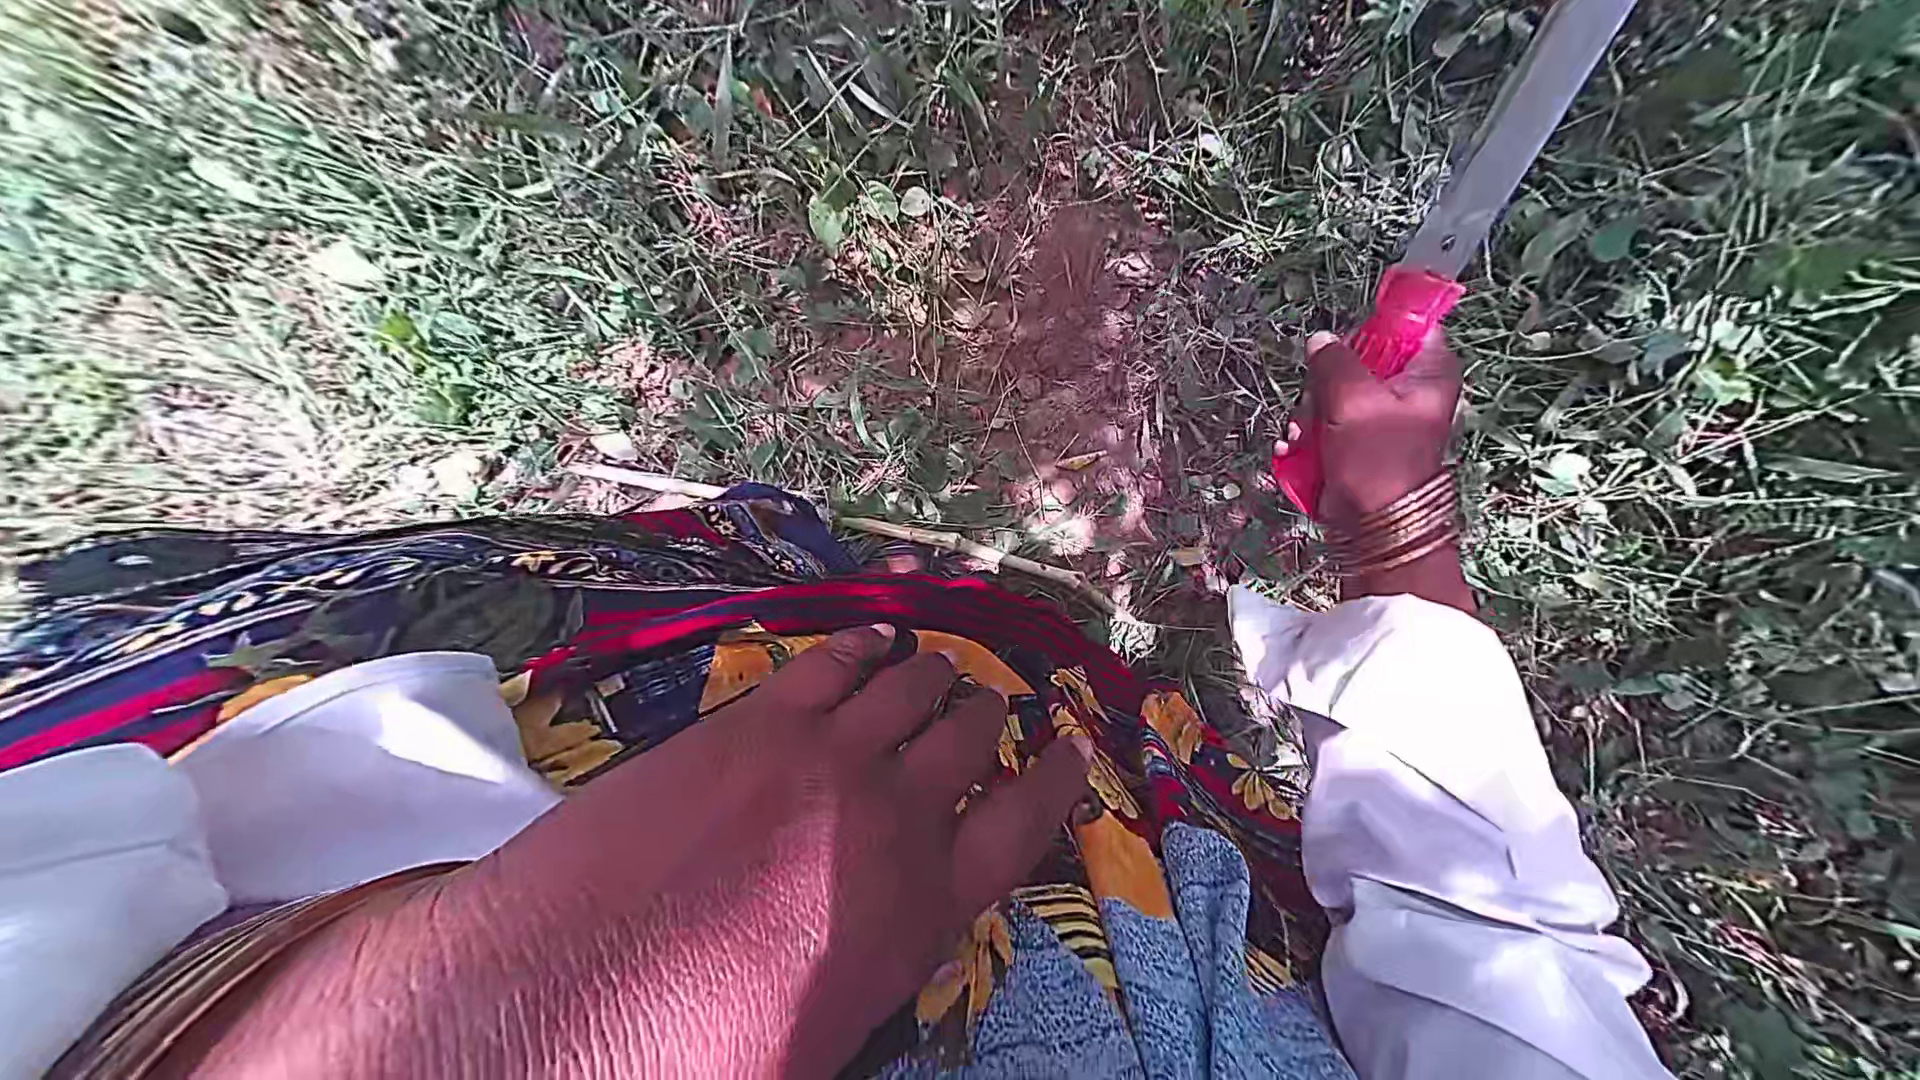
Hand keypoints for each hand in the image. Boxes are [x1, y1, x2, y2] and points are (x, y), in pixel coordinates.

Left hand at [166, 626, 1093, 1078]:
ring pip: (908, 687)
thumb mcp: (823, 1043)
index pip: (1020, 825)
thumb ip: (890, 960)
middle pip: (966, 738)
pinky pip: (833, 664)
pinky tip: (876, 640)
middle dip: (984, 718)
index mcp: (912, 907)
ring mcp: (820, 755)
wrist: (529, 1019)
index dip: (1053, 783)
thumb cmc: (682, 1063)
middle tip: (986, 706)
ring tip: (938, 666)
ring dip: (932, 673)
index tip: (1070, 751)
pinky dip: (865, 648)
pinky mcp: (754, 720)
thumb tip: (915, 912)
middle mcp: (885, 815)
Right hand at [1278, 328, 1460, 523]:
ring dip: (1308, 415)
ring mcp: (1377, 420)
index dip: (1371, 330)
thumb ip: (1334, 362)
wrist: (1371, 523)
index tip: (1341, 349)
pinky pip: (1322, 425)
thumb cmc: (1376, 460)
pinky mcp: (1352, 443)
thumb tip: (1320, 340)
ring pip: (1331, 396)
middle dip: (1324, 386)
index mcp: (1427, 374)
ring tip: (1306, 435)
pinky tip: (1298, 448)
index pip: (1406, 328)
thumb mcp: (1353, 401)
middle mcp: (1405, 393)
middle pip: (1356, 364)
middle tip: (1320, 404)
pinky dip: (1306, 436)